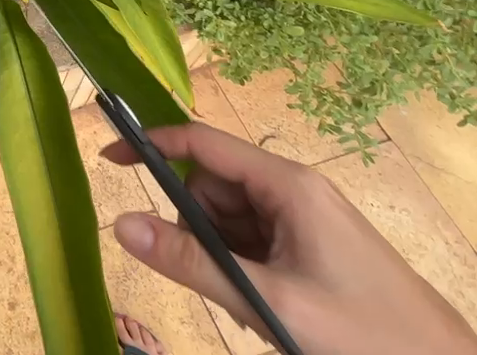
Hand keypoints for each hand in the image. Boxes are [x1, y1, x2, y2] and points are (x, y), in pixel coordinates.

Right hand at [104, 123, 476, 354]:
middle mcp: (294, 190)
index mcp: (288, 184)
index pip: (200, 142)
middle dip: (198, 228)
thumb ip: (192, 263)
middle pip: (212, 186)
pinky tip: (266, 308)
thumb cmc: (369, 338)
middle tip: (217, 283)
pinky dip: (244, 269)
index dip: (150, 144)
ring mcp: (305, 219)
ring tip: (252, 307)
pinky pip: (254, 241)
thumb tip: (120, 224)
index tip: (107, 159)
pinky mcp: (313, 247)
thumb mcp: (272, 302)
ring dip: (223, 256)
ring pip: (230, 218)